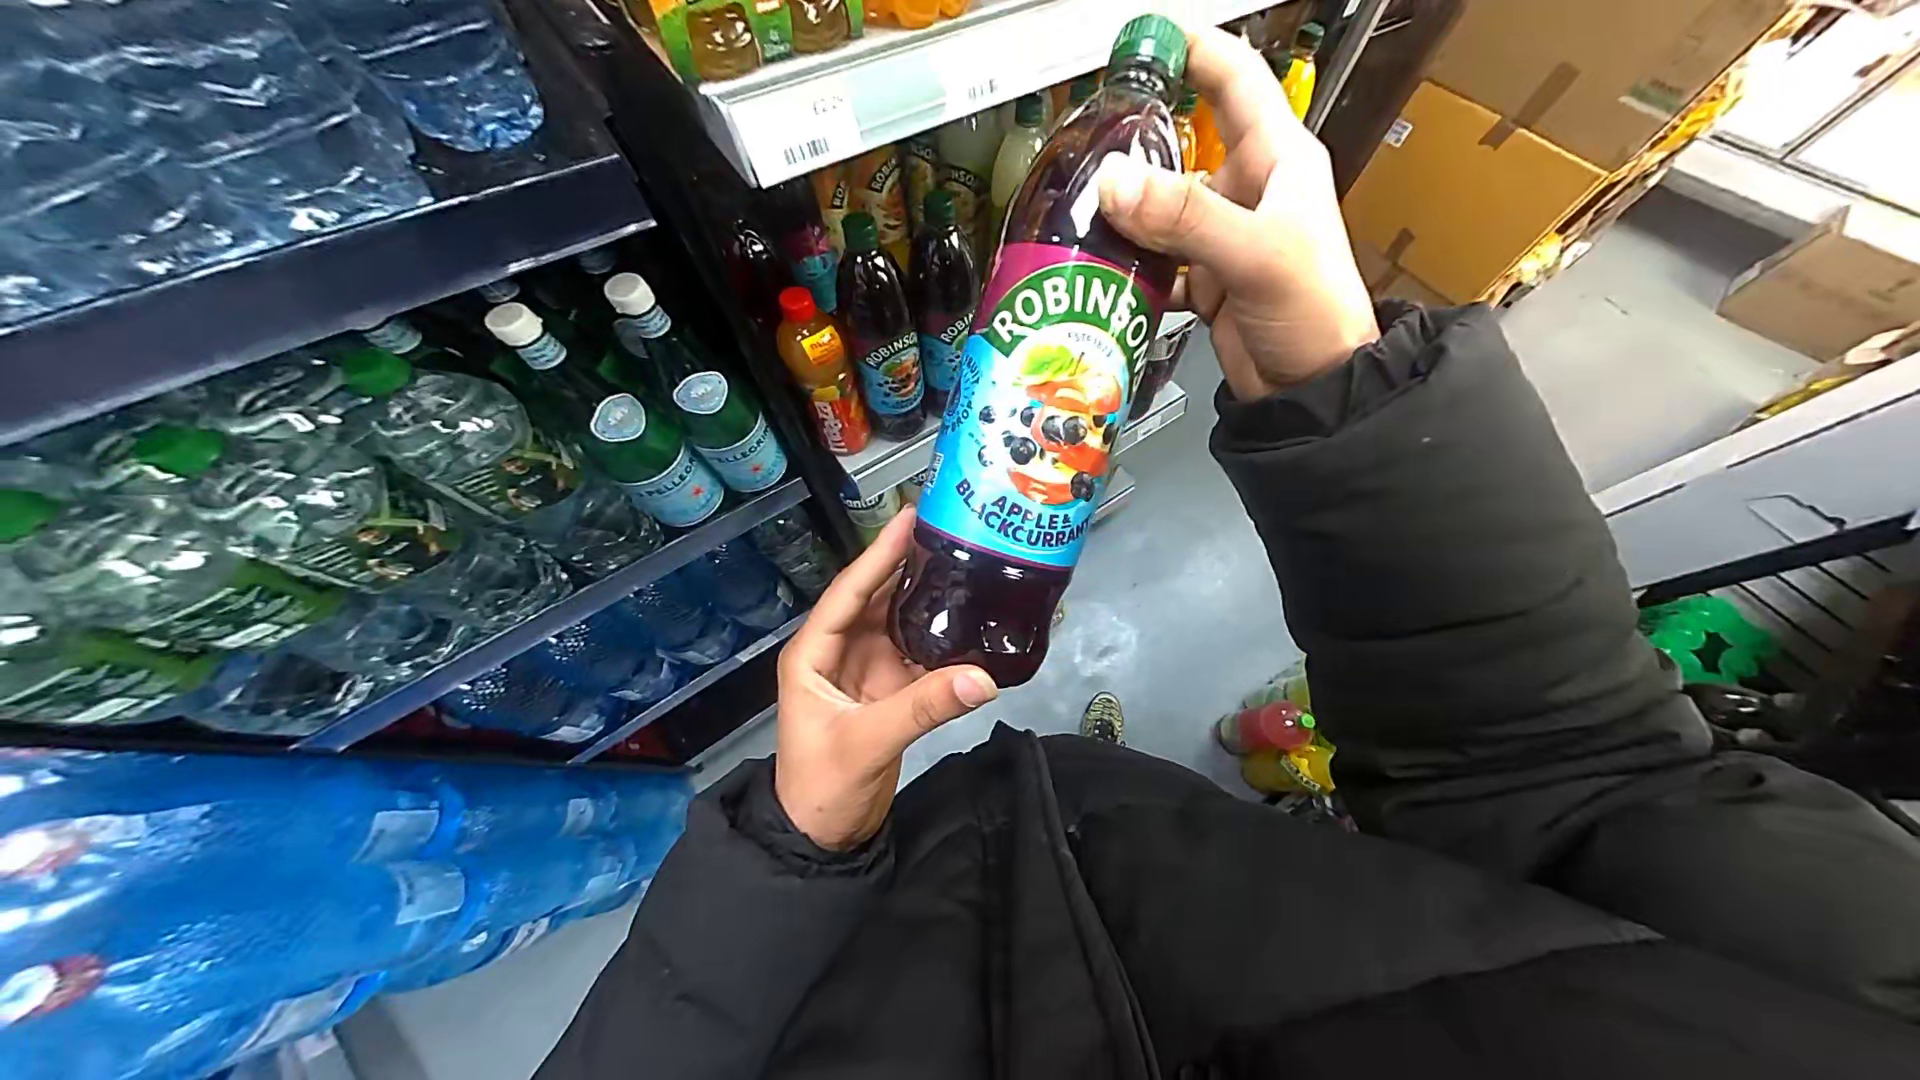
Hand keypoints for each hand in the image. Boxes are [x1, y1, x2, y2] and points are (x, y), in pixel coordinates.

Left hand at [774, 508, 998, 850]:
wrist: (825, 837)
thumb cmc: (822, 787)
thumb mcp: (867, 743)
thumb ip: (923, 708)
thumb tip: (983, 678)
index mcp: (814, 652)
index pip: (848, 592)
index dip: (879, 554)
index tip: (910, 518)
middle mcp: (839, 650)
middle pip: (874, 597)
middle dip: (906, 563)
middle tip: (946, 529)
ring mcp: (866, 667)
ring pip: (897, 619)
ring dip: (924, 593)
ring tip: (961, 559)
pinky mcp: (888, 687)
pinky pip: (916, 650)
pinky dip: (938, 634)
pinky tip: (965, 615)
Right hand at [1097, 25, 1380, 400]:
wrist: (1311, 384)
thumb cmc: (1314, 311)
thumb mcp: (1256, 251)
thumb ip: (1186, 217)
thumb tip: (1116, 181)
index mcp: (1276, 162)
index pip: (1234, 81)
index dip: (1195, 50)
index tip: (1148, 37)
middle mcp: (1245, 193)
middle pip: (1181, 152)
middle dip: (1137, 152)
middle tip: (1087, 155)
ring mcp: (1221, 239)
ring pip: (1160, 212)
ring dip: (1126, 218)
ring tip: (1084, 219)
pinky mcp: (1203, 281)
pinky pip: (1156, 262)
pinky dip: (1132, 268)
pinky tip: (1109, 273)